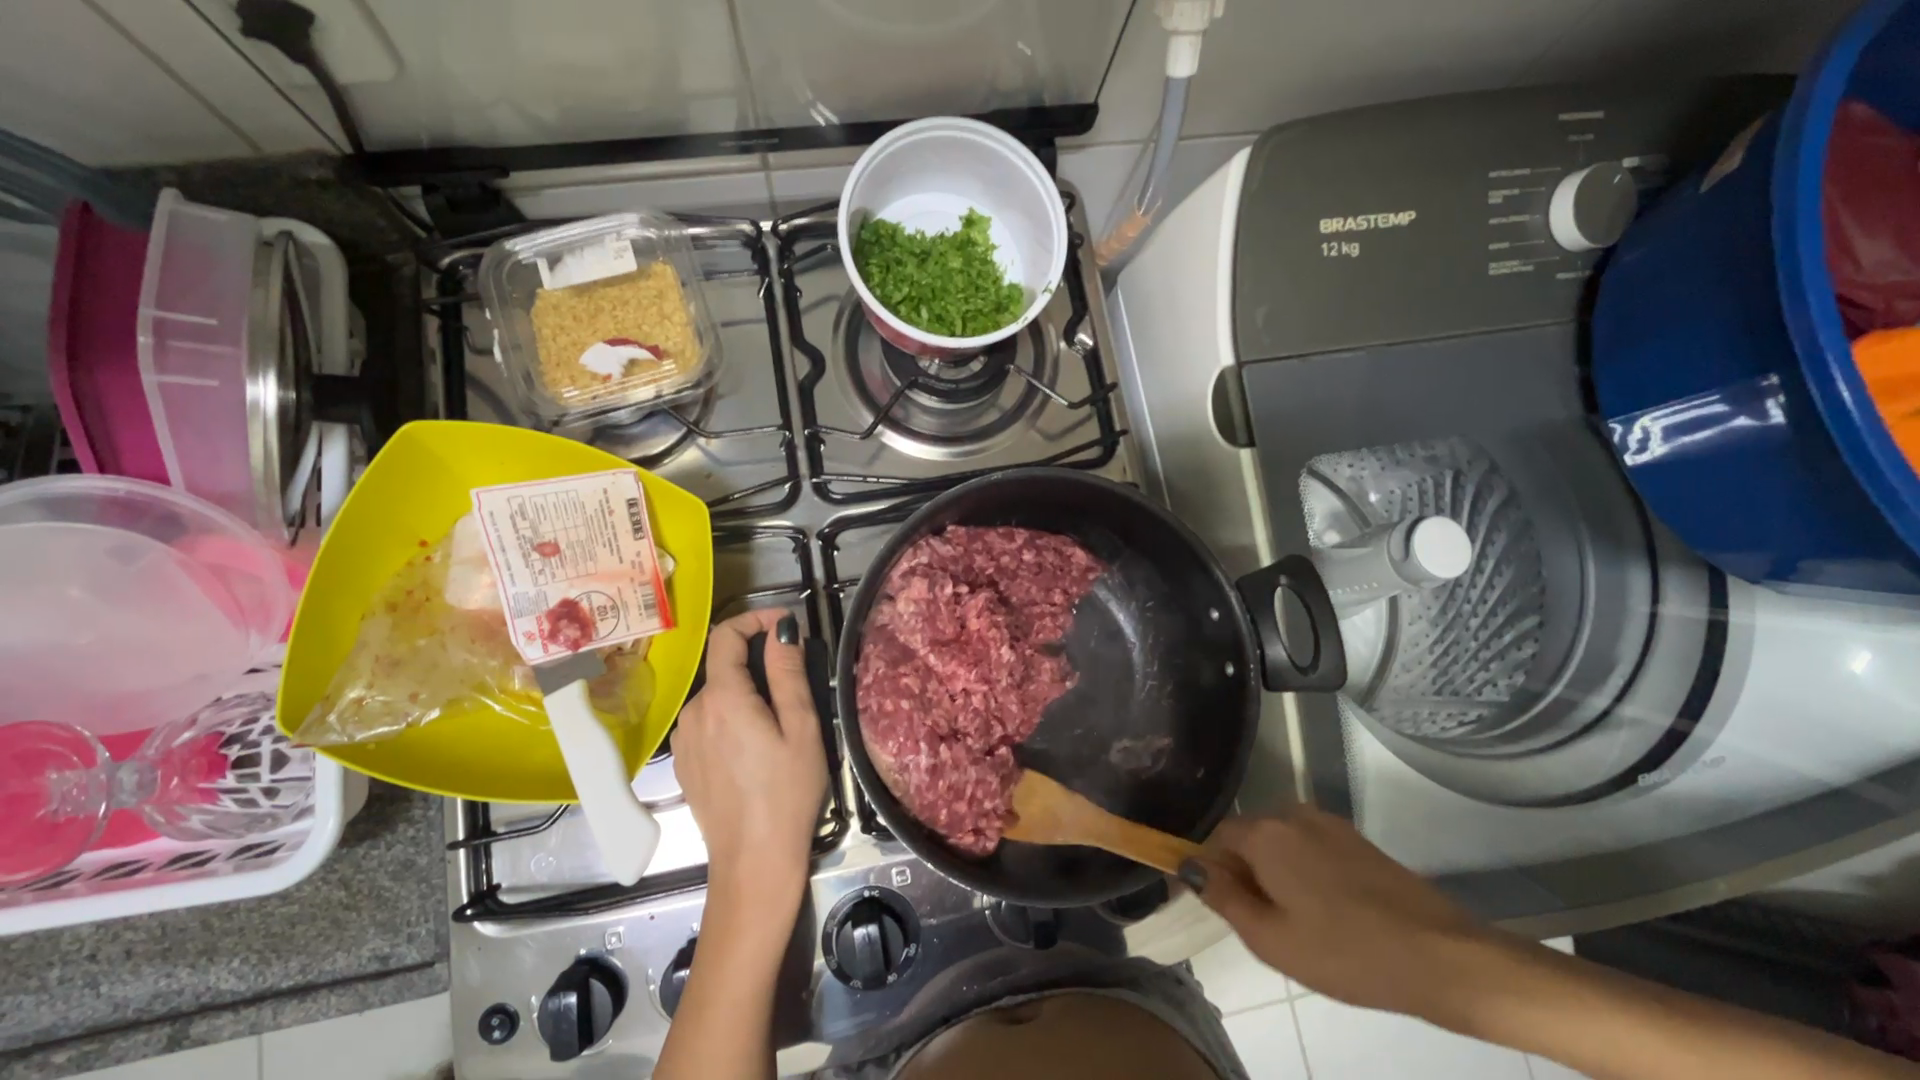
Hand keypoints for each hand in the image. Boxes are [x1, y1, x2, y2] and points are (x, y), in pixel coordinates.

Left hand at [672, 608, 827, 899]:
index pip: (726, 635)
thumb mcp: (801, 728)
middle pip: (724, 668)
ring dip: (746, 694)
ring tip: (780, 724)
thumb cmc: (787, 792)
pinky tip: (756, 750)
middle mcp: (694, 712)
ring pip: (717, 697)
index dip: (755, 619)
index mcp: (724, 698)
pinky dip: (732, 718)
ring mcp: (684, 739)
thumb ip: (787, 673)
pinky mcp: (684, 762)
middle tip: (797, 685)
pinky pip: (708, 723)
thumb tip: (782, 629)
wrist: (752, 860)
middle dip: (758, 663)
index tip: (785, 624)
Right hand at [1186, 807, 1501, 1021]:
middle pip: (1248, 837)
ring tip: (1296, 925)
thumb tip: (1189, 865)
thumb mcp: (1270, 938)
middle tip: (1260, 926)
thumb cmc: (1345, 952)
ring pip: (1280, 844)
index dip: (1208, 871)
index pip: (1214, 838)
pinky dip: (1304, 873)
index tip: (1219, 908)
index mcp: (1266, 833)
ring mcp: (1330, 825)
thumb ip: (1223, 896)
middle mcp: (1294, 814)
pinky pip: (1310, 849)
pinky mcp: (1358, 840)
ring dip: (1275, 874)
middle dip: (1243, 873)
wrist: (1442, 956)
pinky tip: (1326, 914)